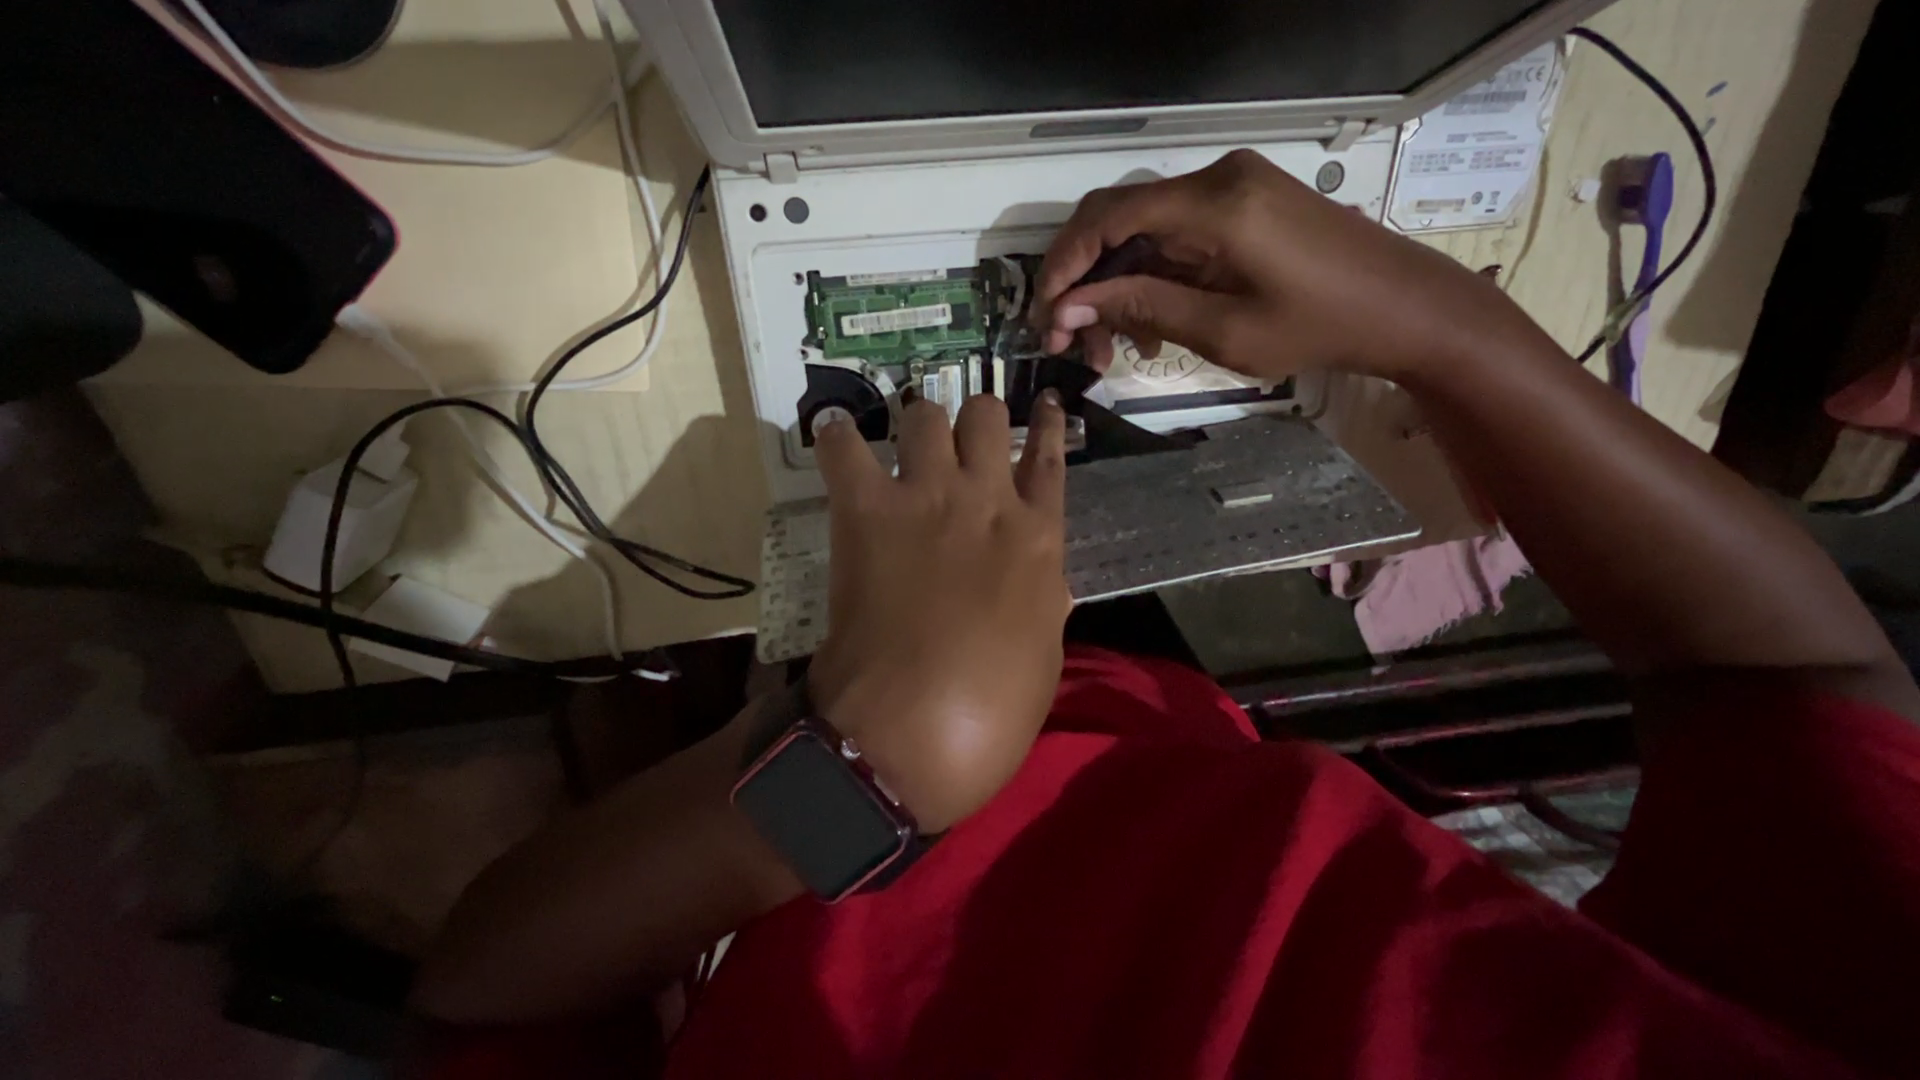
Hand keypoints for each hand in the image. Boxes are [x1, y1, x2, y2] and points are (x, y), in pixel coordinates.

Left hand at [806, 392, 1071, 832]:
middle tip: (955, 441)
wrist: (916, 731)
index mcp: (1039, 540)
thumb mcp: (1043, 651)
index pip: (1051, 459)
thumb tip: (1038, 578)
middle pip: (986, 416)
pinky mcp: (868, 510)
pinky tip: (836, 435)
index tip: (1043, 402)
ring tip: (903, 442)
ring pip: (926, 414)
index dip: (1047, 424)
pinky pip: (845, 446)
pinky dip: (837, 437)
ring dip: (916, 424)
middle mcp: (989, 501)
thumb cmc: (991, 711)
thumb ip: (1041, 599)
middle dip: (973, 419)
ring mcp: (928, 498)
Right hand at [1033, 148, 1538, 383]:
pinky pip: (1175, 235)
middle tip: (1068, 339)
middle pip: (1119, 218)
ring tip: (1108, 349)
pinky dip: (1152, 278)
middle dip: (1085, 280)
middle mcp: (1217, 179)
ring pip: (1143, 231)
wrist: (1404, 308)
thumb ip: (1142, 308)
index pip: (1110, 216)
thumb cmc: (1320, 328)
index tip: (1044, 314)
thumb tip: (1068, 307)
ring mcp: (1232, 187)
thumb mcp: (1223, 331)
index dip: (1066, 263)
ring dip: (1117, 286)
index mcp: (1215, 205)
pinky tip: (1148, 327)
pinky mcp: (1242, 204)